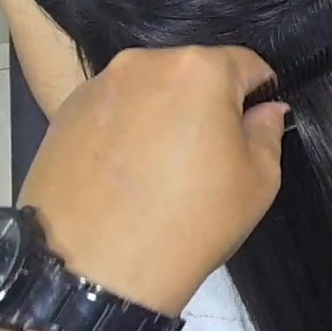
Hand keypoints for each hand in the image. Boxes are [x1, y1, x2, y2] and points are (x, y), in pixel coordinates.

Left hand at [17, 47, 287, 316]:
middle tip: (211, 156)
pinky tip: (130, 174)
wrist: (93, 268)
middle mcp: (145, 62)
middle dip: (210, 104)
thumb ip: (267, 132)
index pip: (248, 65)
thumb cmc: (191, 221)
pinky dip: (130, 130)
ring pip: (153, 90)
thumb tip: (265, 110)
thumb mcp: (258, 181)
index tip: (256, 129)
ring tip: (165, 169)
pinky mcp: (64, 112)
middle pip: (195, 73)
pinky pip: (116, 109)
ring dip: (168, 116)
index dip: (261, 96)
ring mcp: (99, 85)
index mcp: (200, 70)